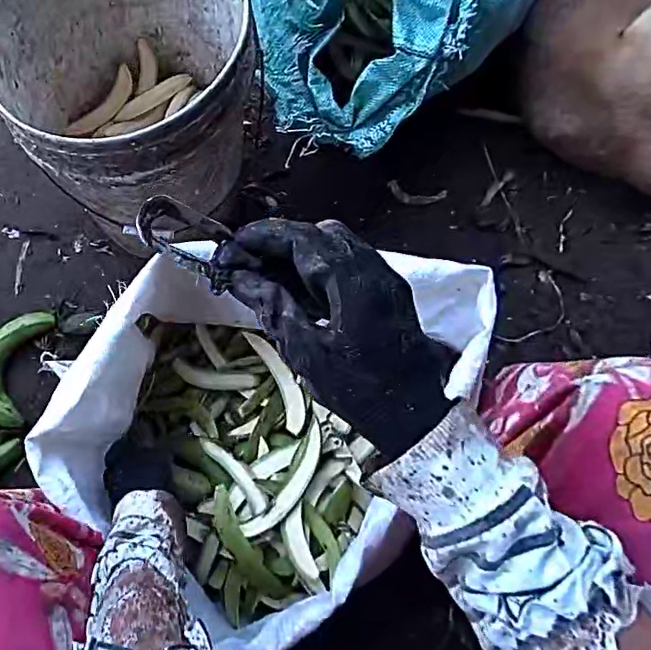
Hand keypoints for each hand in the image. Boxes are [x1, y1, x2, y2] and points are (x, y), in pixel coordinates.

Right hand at [213, 218, 454, 462]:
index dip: (260, 237)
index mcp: (352, 281)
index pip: (299, 238)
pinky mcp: (382, 289)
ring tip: (261, 273)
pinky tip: (291, 287)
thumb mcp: (306, 352)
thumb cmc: (361, 389)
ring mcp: (381, 277)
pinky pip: (342, 262)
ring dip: (292, 253)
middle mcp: (370, 268)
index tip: (230, 246)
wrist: (420, 415)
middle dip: (274, 242)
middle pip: (315, 234)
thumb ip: (273, 307)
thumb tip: (239, 277)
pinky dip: (311, 266)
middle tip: (241, 261)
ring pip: (330, 245)